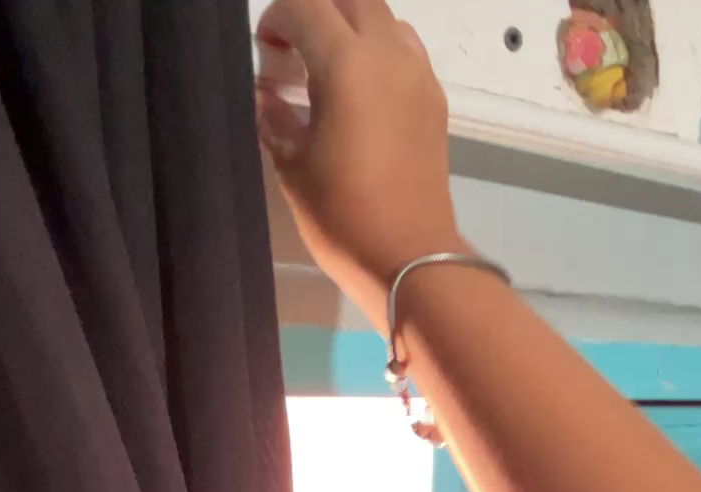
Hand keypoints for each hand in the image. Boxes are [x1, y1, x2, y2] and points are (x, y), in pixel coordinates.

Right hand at [255, 0, 465, 316]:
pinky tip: (361, 97)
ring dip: (350, 30)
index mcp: (347, 63)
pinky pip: (405, 53)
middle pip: (350, 0)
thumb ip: (276, 119)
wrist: (409, 257)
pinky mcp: (434, 103)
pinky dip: (378, 55)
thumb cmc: (343, 217)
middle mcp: (389, 54)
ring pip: (383, 20)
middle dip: (316, 13)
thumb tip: (269, 97)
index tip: (266, 51)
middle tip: (293, 52)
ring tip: (328, 73)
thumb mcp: (294, 169)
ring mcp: (418, 76)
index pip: (306, 5)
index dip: (278, 18)